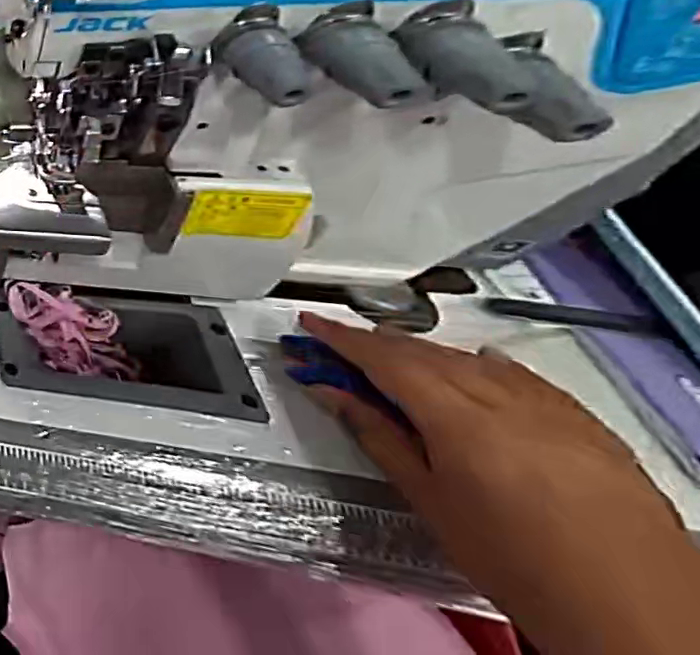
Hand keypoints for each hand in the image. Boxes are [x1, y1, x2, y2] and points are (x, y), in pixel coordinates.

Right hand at [300, 312, 699, 654]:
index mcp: (461, 424)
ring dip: (426, 351)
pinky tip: (476, 362)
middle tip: (338, 341)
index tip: (310, 324)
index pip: (388, 361)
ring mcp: (559, 417)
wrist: (637, 623)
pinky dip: (487, 365)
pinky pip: (528, 380)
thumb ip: (377, 436)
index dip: (342, 338)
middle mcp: (511, 408)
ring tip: (393, 351)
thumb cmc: (514, 565)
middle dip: (377, 343)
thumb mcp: (428, 500)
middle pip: (430, 355)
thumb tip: (330, 392)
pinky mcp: (594, 432)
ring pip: (475, 362)